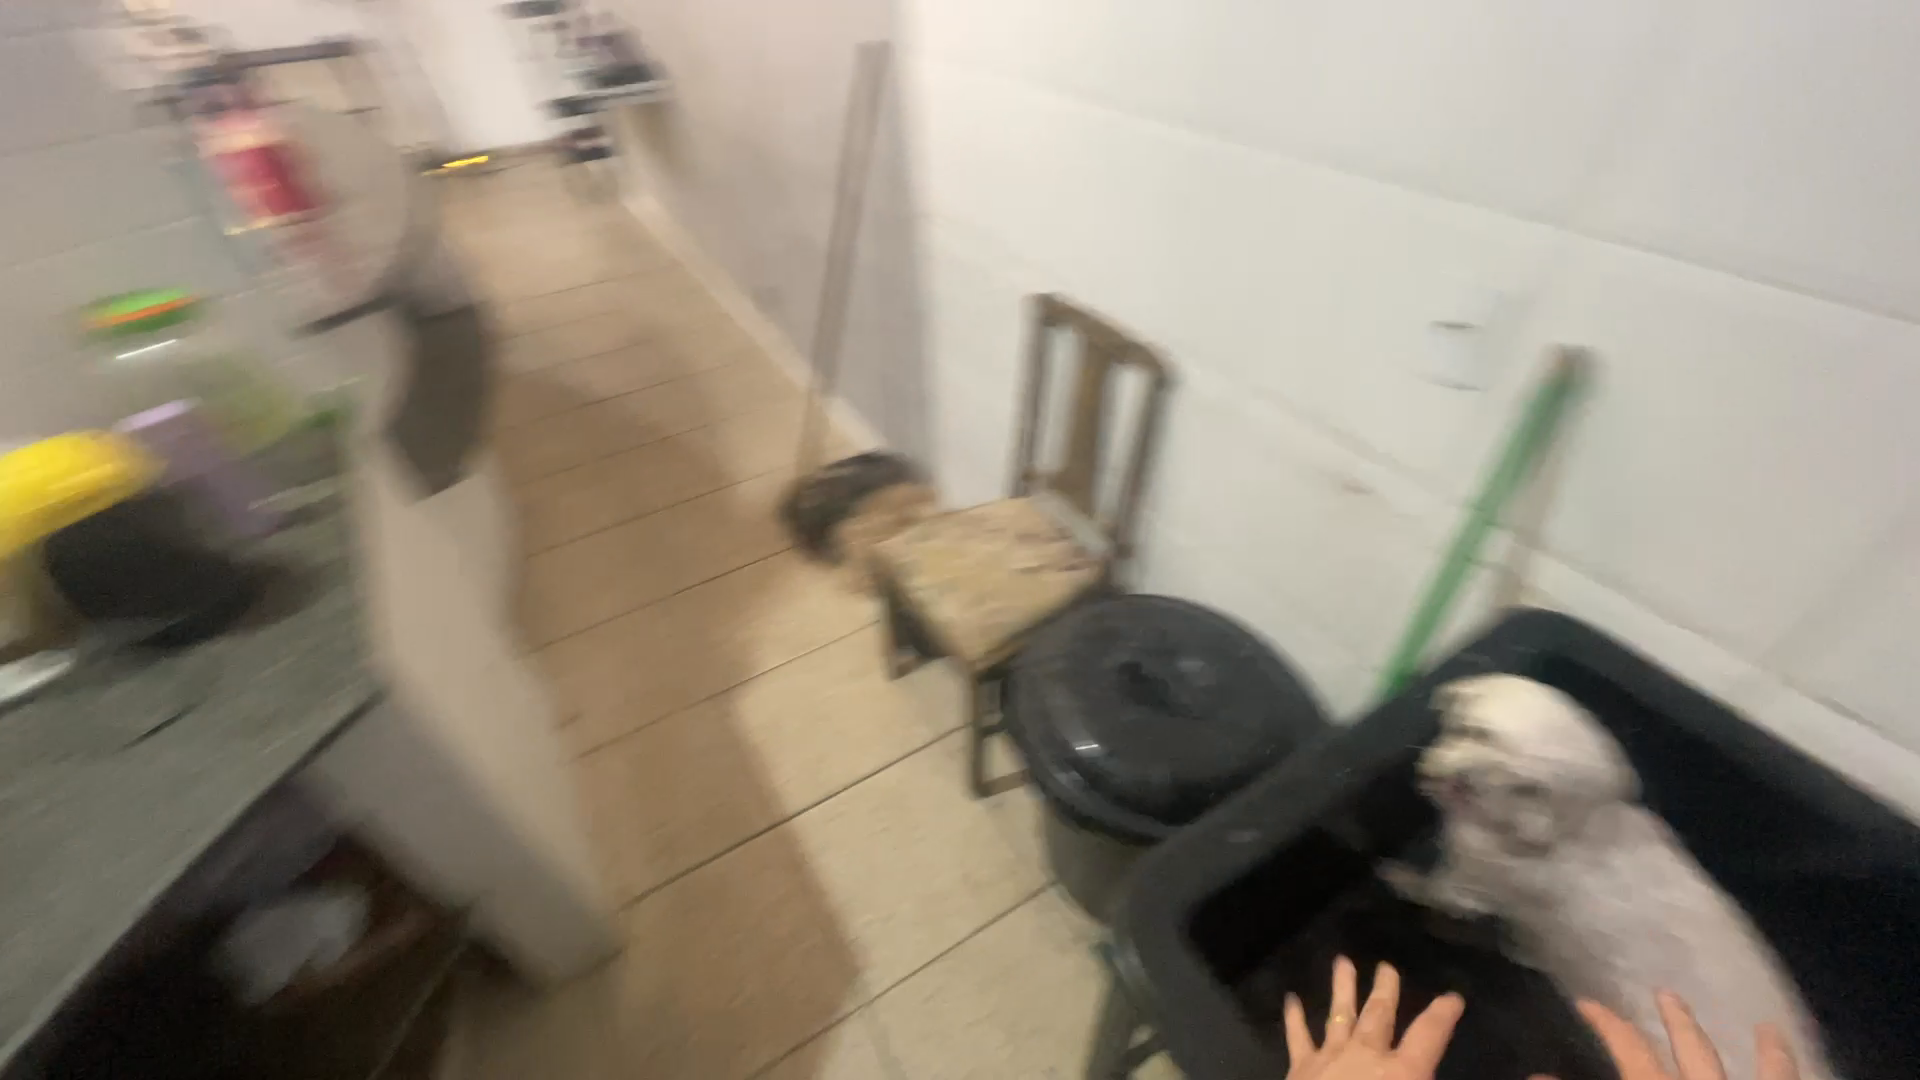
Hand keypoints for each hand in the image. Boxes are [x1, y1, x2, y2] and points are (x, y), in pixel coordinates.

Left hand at [1283, 956, 1465, 1079]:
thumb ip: (1429, 1079)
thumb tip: (1468, 1073)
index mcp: (1403, 1074)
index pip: (1429, 1036)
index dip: (1442, 1015)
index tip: (1452, 997)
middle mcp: (1366, 1056)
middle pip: (1379, 1015)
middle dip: (1384, 990)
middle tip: (1385, 965)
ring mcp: (1330, 1057)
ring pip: (1338, 1014)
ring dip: (1341, 988)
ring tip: (1341, 961)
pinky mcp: (1301, 1067)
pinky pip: (1297, 1036)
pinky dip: (1294, 1016)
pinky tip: (1290, 998)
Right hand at [1542, 991, 1801, 1079]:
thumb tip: (1535, 1073)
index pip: (1628, 1044)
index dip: (1605, 1019)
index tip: (1586, 1003)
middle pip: (1694, 1048)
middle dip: (1680, 1020)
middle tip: (1667, 994)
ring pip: (1767, 1076)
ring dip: (1770, 1054)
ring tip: (1770, 1030)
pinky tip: (1798, 1077)